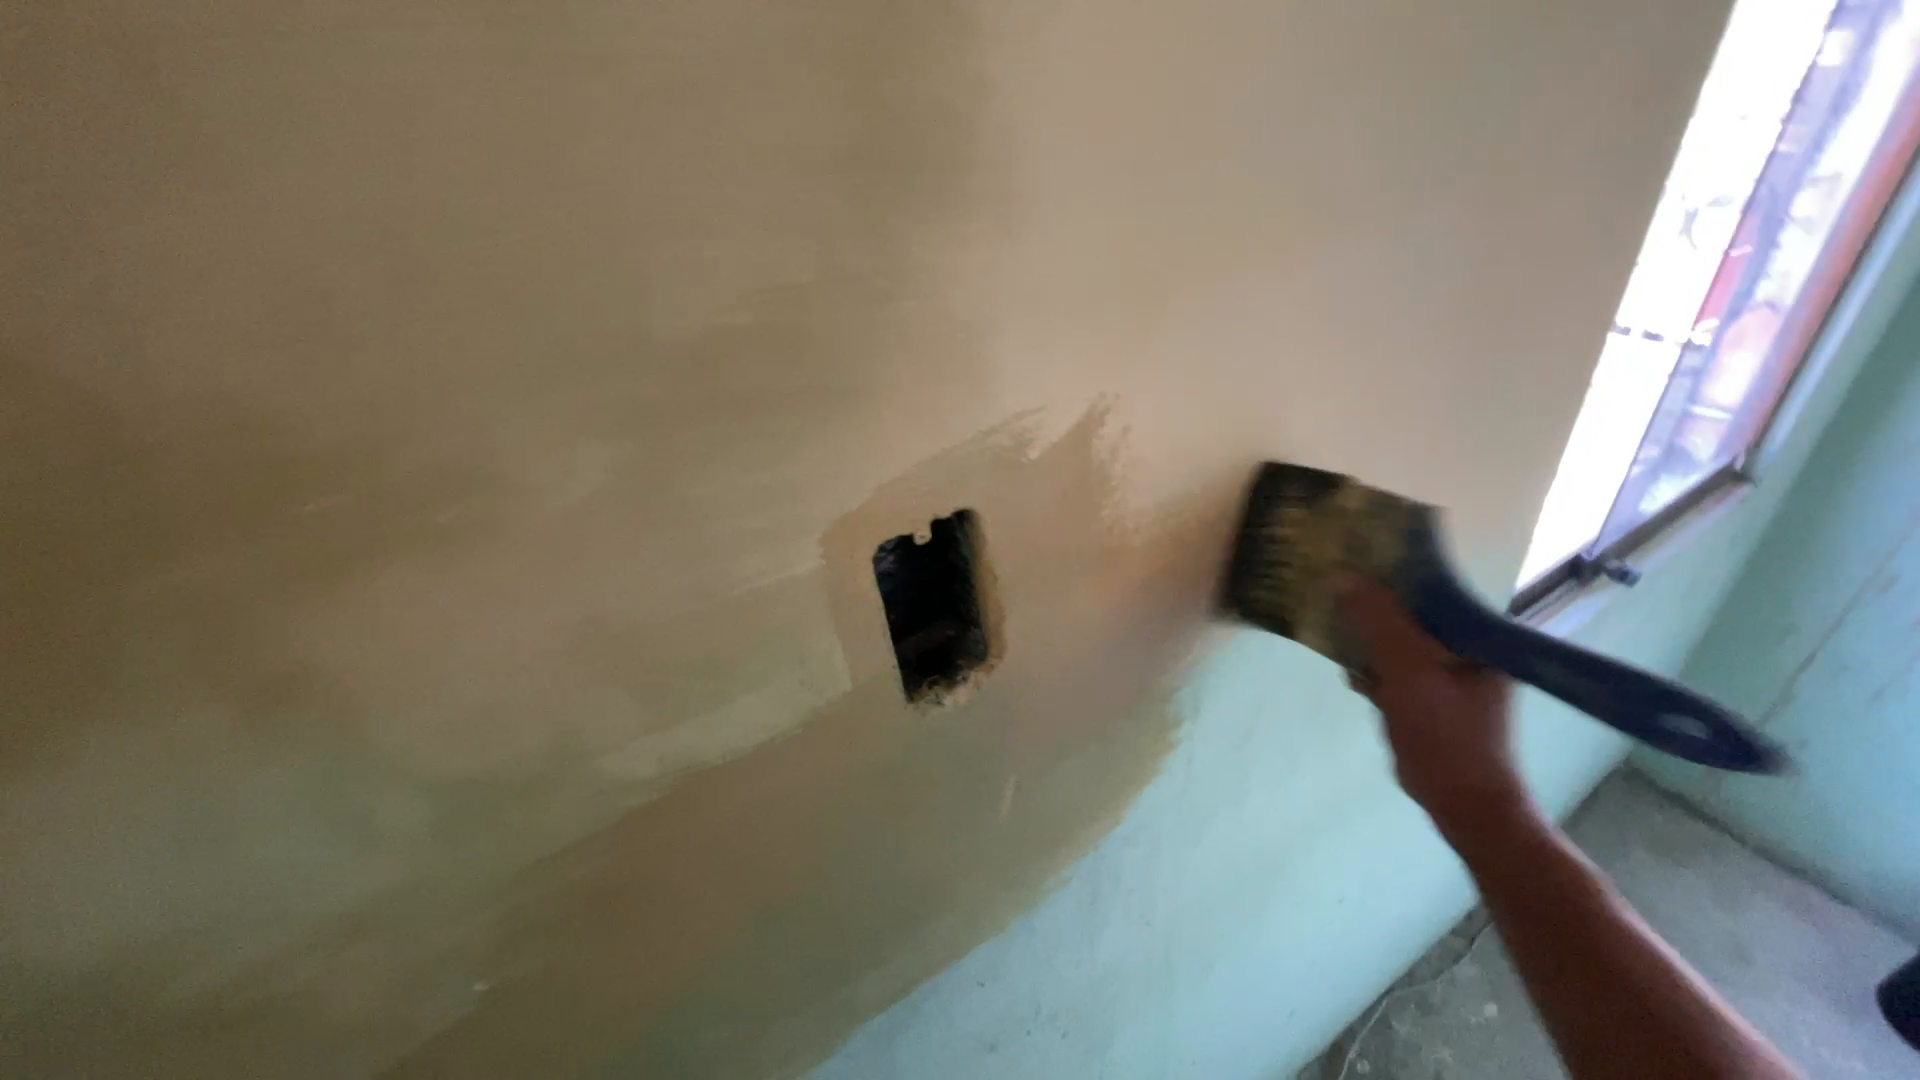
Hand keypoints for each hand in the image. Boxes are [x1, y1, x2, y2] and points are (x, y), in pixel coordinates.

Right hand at [1335, 574, 1529, 834]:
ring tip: (1339, 638)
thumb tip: (1340, 576)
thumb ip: (1378, 623)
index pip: (1432, 590)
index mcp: (1480, 635)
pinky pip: (1397, 670)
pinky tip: (1355, 678)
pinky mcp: (1433, 700)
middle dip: (1374, 612)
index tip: (1352, 569)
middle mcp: (1471, 649)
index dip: (1391, 577)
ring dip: (1370, 643)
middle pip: (1412, 616)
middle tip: (1336, 602)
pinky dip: (1375, 671)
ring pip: (1400, 643)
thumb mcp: (1408, 671)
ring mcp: (1452, 677)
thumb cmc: (1446, 735)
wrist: (1463, 806)